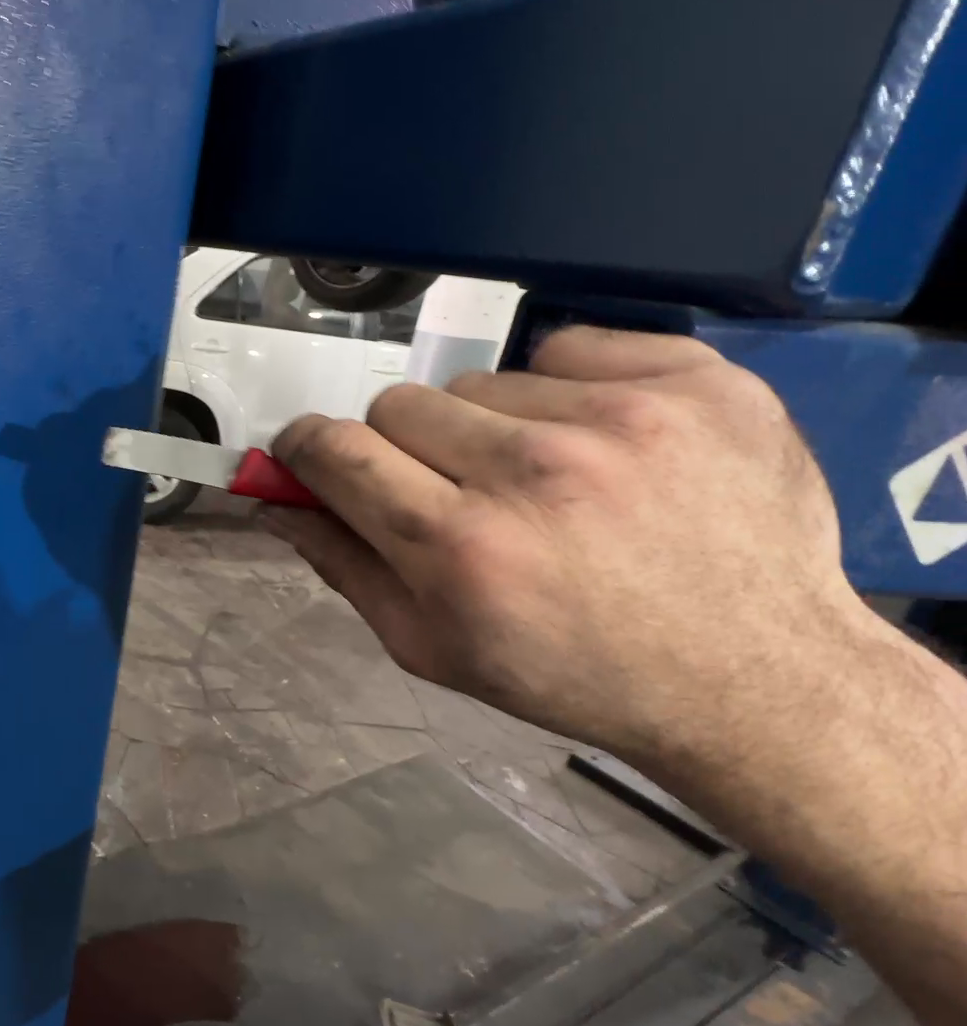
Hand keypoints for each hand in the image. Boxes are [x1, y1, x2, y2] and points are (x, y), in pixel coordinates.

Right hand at [262, 327, 872, 760]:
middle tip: (449, 491)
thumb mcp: (428, 646)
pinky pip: (565, 347)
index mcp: (459, 546)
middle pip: (397, 404)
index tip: (315, 457)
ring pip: (479, 381)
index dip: (307, 449)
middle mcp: (531, 470)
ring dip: (486, 425)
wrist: (753, 678)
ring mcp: (620, 417)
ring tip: (541, 479)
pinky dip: (563, 388)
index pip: (332, 448)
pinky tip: (599, 443)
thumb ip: (339, 563)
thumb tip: (271, 498)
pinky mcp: (694, 380)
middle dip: (403, 447)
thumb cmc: (569, 674)